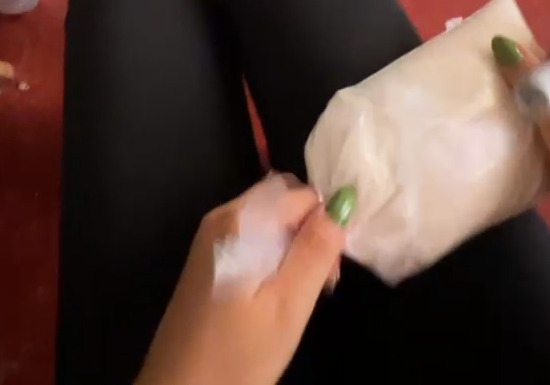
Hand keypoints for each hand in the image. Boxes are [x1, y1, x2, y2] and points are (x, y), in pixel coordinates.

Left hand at [136, 176, 351, 384]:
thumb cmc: (236, 356)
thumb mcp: (287, 307)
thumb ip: (316, 251)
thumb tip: (341, 202)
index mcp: (241, 219)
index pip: (300, 194)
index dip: (325, 224)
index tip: (332, 270)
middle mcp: (223, 216)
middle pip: (282, 201)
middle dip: (310, 233)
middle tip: (320, 285)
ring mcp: (211, 236)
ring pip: (269, 220)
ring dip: (293, 248)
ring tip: (298, 297)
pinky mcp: (207, 259)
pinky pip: (252, 238)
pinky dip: (272, 257)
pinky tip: (273, 297)